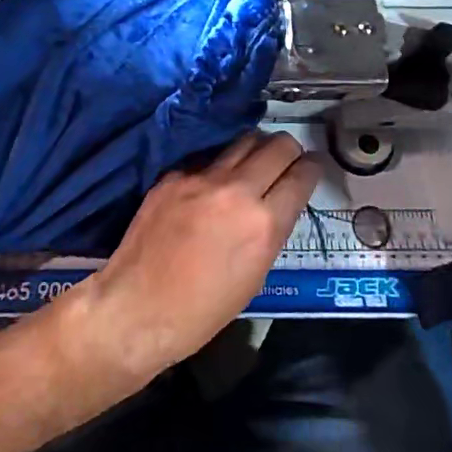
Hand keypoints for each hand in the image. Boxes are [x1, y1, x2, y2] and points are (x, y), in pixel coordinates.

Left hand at [79, 131, 320, 381]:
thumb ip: (271, 230)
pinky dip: (218, 168)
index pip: (302, 174)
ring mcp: (201, 178)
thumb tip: (279, 203)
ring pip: (244, 141)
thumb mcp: (256, 275)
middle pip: (278, 145)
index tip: (312, 167)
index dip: (313, 168)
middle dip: (290, 150)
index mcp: (264, 223)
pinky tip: (211, 187)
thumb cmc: (203, 310)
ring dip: (257, 149)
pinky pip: (207, 159)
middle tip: (287, 161)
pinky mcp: (173, 176)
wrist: (138, 307)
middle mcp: (236, 190)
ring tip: (254, 163)